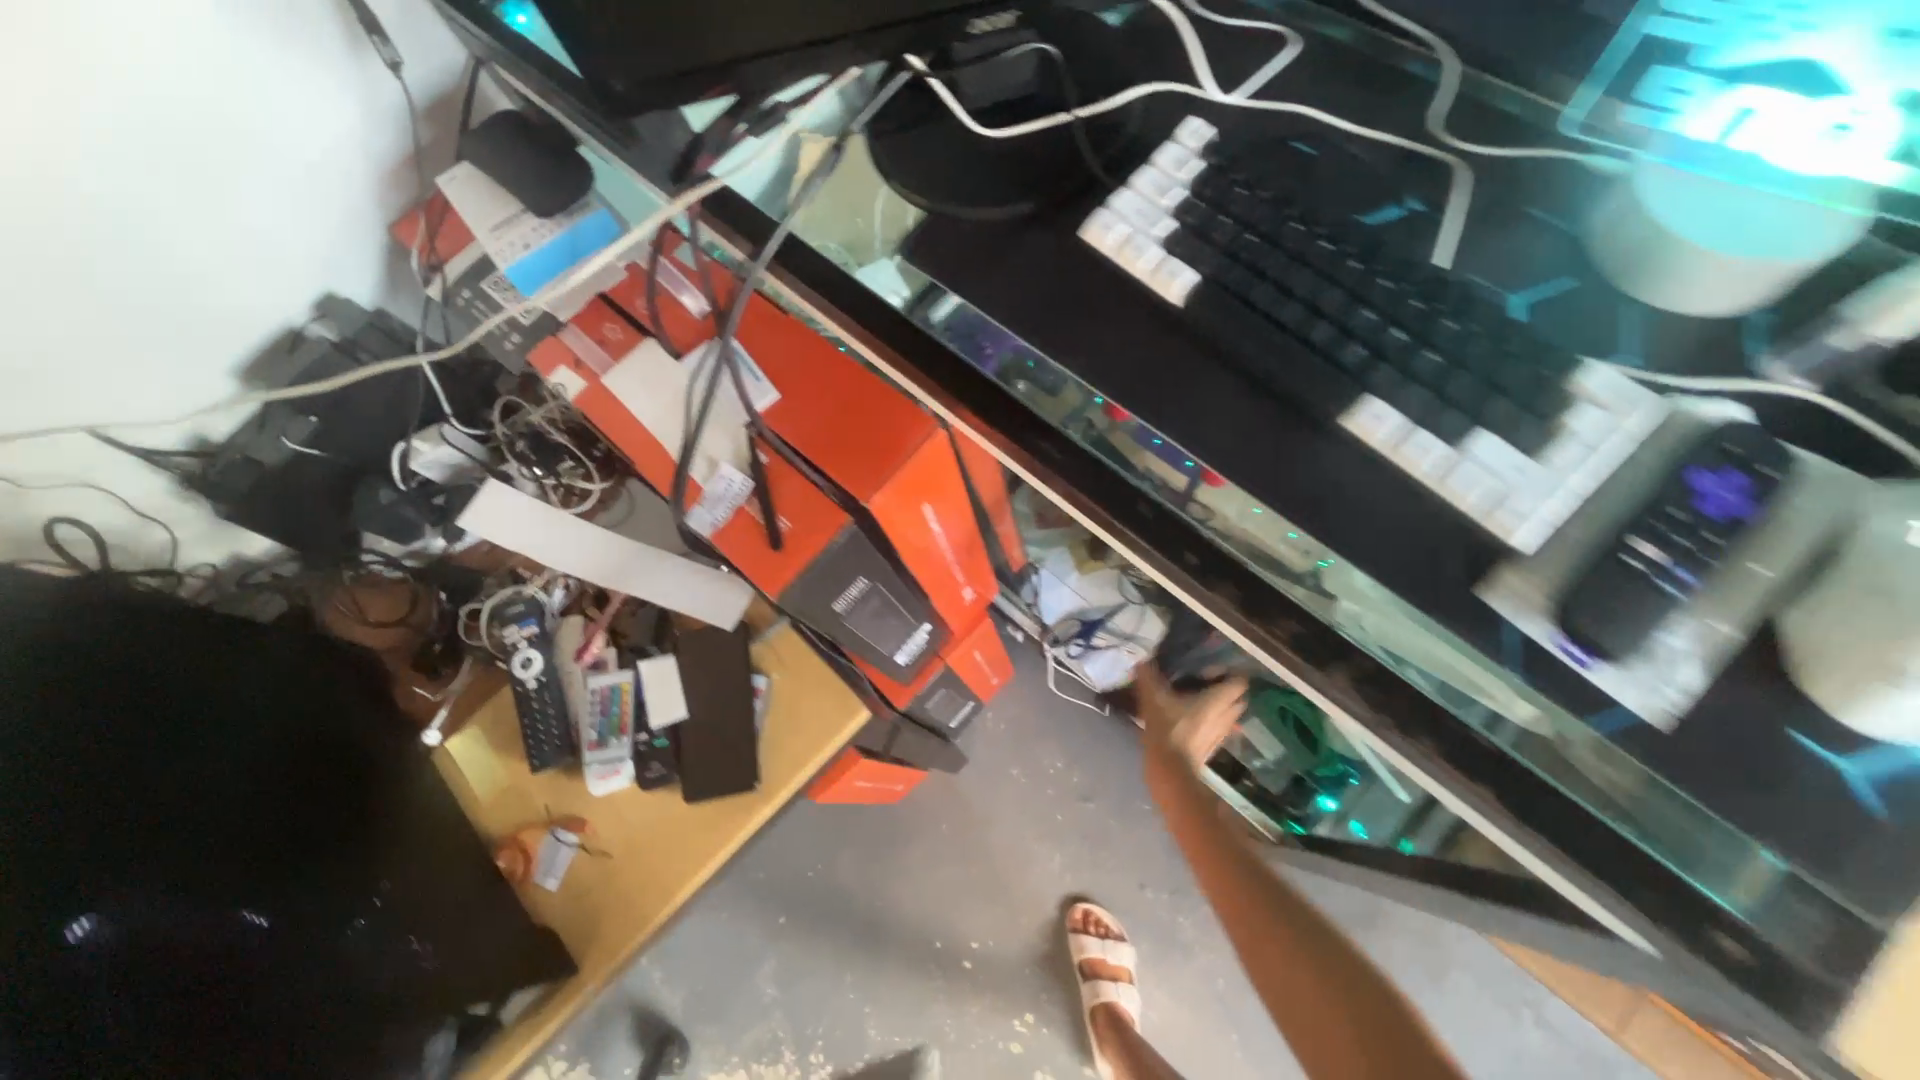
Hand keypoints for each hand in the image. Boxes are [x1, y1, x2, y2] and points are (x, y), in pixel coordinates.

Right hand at [1133, 666, 1248, 772]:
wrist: (1171, 769)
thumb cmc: (1168, 729)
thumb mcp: (1153, 699)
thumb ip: (1148, 677)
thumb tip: (1141, 660)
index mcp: (1219, 699)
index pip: (1239, 681)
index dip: (1228, 673)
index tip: (1208, 671)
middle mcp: (1227, 715)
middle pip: (1239, 698)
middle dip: (1226, 691)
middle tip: (1204, 685)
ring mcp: (1223, 733)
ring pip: (1230, 715)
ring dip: (1219, 708)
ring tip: (1197, 703)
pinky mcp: (1214, 747)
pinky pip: (1219, 729)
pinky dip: (1211, 723)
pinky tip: (1192, 721)